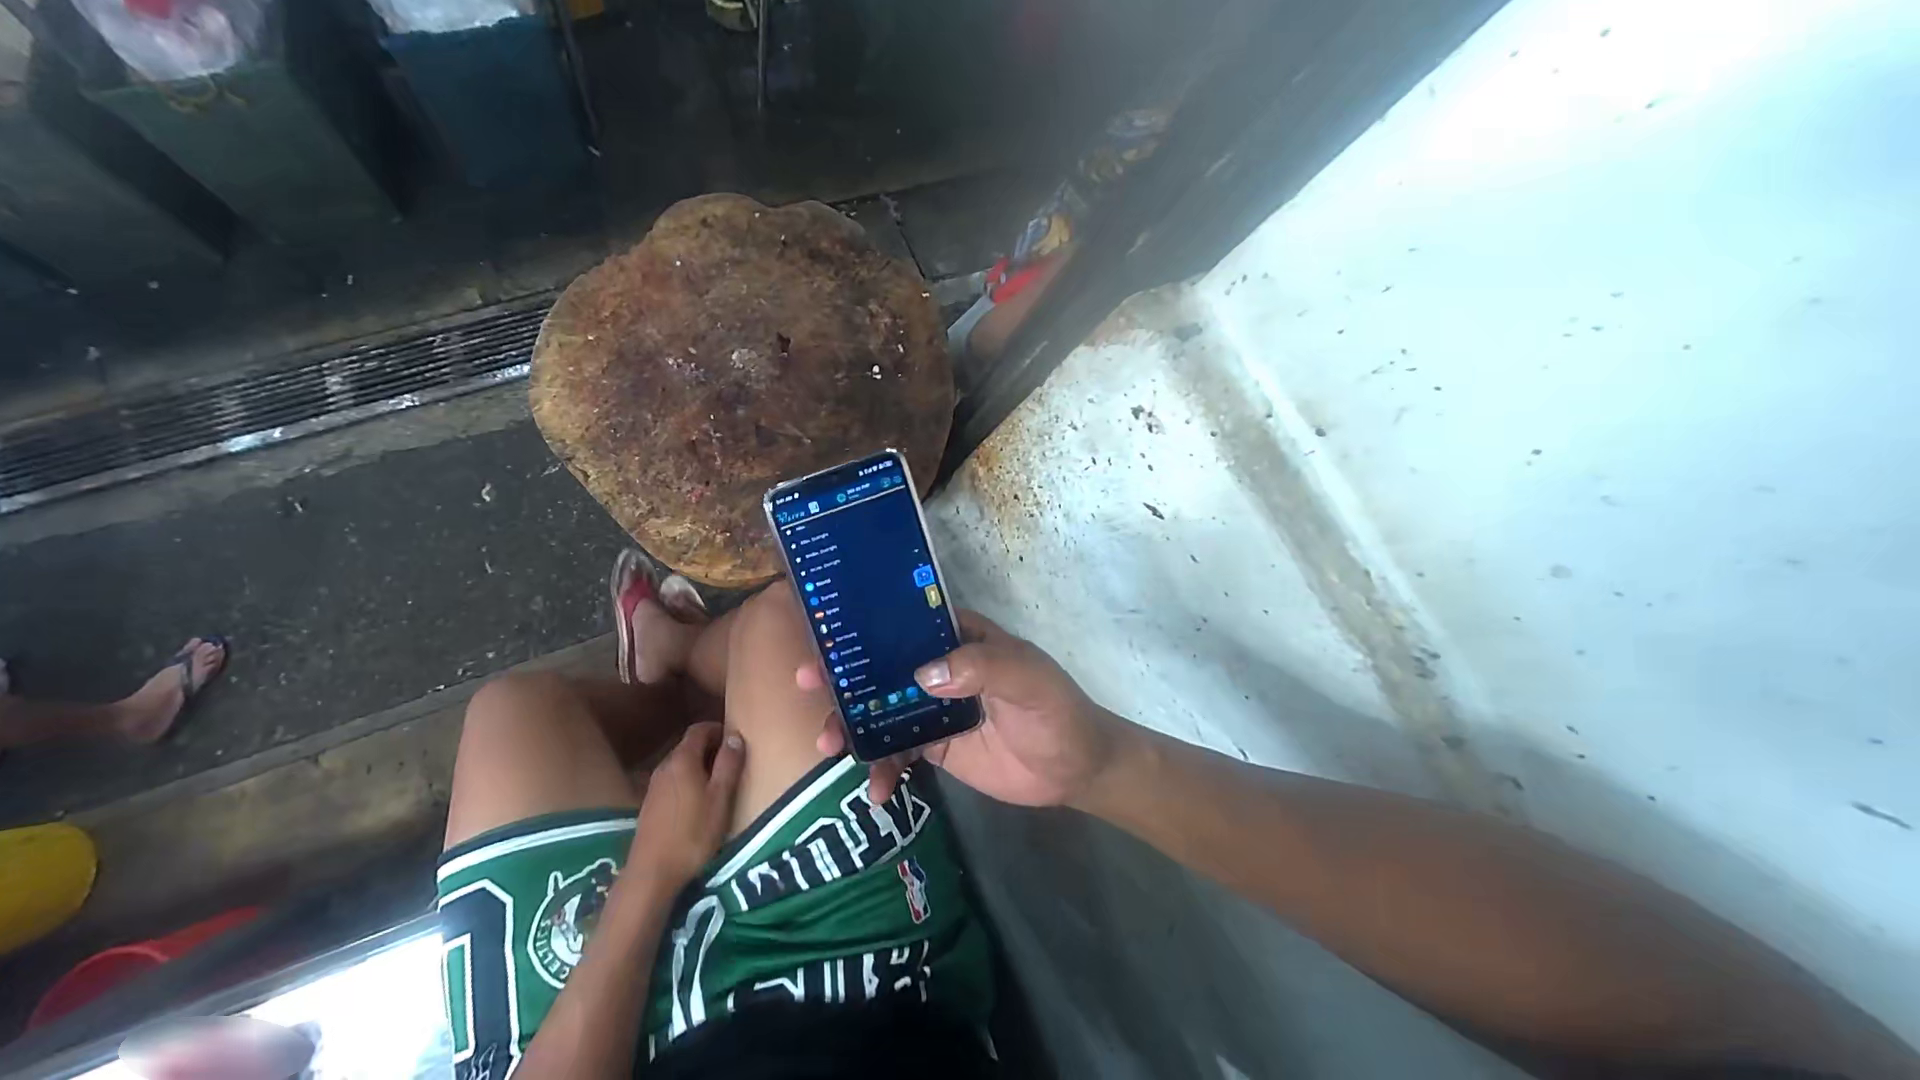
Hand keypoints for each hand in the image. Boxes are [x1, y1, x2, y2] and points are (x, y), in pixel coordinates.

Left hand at [629, 722, 743, 887]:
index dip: (718, 729)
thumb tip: (735, 736)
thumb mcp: (721, 798)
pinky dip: (689, 781)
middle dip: (711, 748)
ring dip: (700, 766)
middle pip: (689, 745)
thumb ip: (729, 764)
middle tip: (733, 763)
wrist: (652, 874)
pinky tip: (699, 802)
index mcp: (682, 760)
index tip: (736, 740)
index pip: (699, 729)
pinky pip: (673, 781)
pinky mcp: (650, 805)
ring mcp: (654, 786)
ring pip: (681, 764)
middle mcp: (664, 767)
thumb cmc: (693, 833)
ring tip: (720, 783)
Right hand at [803, 610, 1122, 807]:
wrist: (1074, 770)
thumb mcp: (1027, 679)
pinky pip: (897, 754)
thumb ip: (982, 668)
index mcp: (960, 639)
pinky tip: (874, 792)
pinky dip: (881, 771)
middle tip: (807, 682)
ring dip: (850, 726)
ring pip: (880, 711)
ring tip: (828, 747)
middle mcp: (940, 668)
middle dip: (843, 675)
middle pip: (882, 666)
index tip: (828, 632)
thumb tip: (922, 675)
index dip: (866, 625)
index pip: (907, 623)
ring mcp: (933, 709)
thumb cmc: (1056, 711)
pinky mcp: (934, 747)